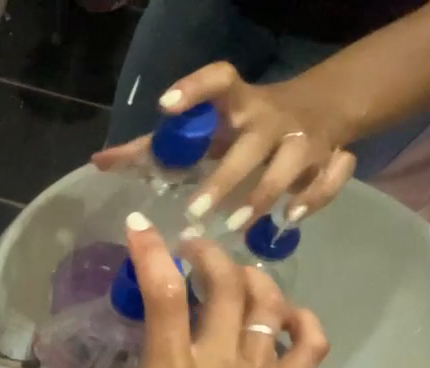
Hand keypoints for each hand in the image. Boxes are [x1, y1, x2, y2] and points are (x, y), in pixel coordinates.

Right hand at [10, 214, 327, 367]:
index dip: (152, 254)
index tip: (139, 226)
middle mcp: (218, 362)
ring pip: (268, 301)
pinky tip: (283, 314)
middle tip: (190, 248)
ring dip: (251, 276)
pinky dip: (301, 317)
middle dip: (208, 253)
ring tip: (230, 273)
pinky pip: (309, 339)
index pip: (165, 297)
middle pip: (226, 283)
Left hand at [92, 62, 356, 231]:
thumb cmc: (237, 130)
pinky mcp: (330, 157)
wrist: (319, 110)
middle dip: (225, 178)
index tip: (165, 104)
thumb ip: (150, 149)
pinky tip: (289, 220)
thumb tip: (98, 161)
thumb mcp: (199, 133)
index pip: (220, 81)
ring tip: (238, 224)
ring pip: (292, 163)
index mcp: (235, 105)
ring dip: (266, 194)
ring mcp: (303, 138)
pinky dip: (316, 197)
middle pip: (250, 146)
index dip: (195, 88)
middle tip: (195, 211)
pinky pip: (331, 176)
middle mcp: (270, 119)